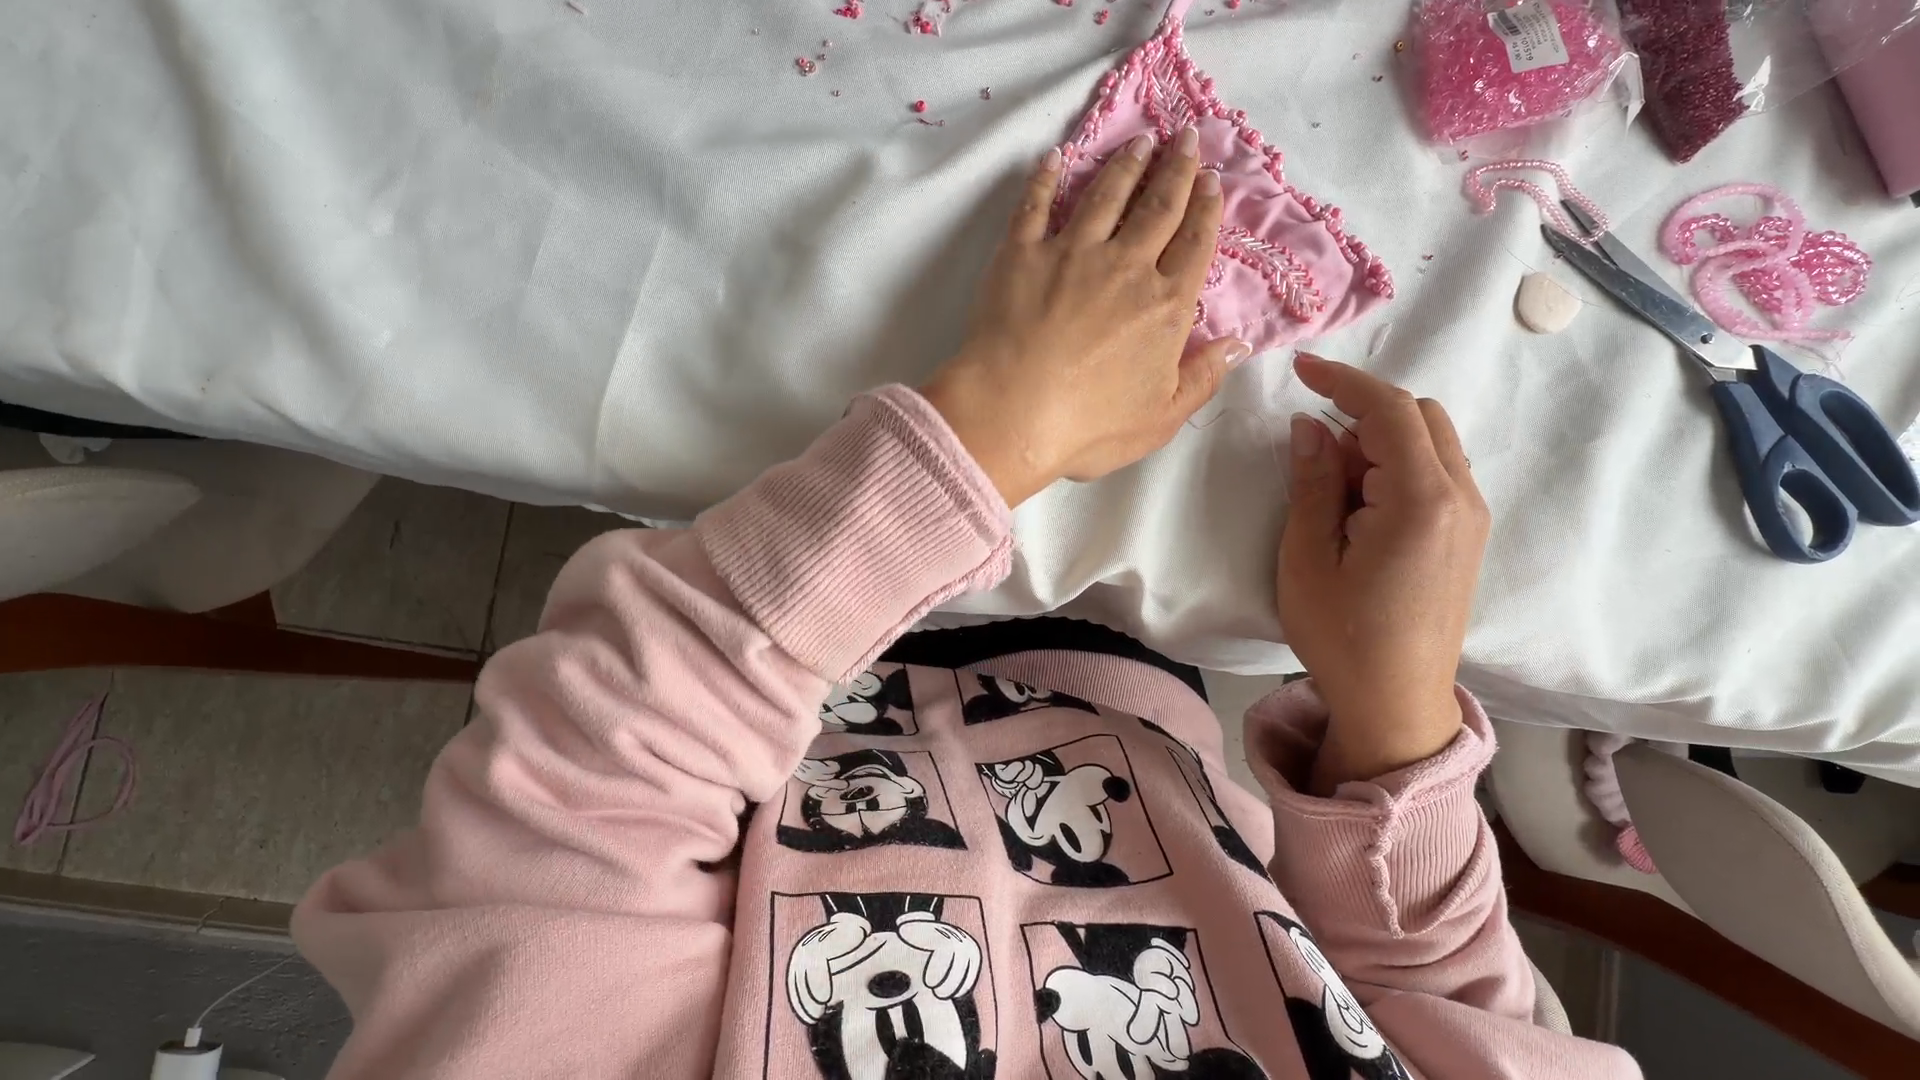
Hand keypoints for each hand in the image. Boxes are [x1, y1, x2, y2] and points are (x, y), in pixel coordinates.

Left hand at [920, 129, 1248, 506]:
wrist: (1012, 414)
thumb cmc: (1089, 426)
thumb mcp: (1160, 418)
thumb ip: (1202, 379)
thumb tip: (1239, 344)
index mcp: (1165, 306)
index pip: (1194, 245)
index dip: (1205, 210)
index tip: (1211, 180)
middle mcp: (1125, 268)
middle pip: (1158, 208)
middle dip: (1176, 170)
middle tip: (1186, 137)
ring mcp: (1071, 254)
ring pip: (1106, 196)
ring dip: (1125, 165)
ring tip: (1140, 141)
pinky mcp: (1022, 255)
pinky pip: (1036, 206)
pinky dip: (1046, 180)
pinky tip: (1054, 159)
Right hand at [1277, 355, 1489, 794]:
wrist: (1396, 703)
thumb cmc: (1341, 634)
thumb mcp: (1306, 558)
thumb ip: (1312, 484)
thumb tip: (1310, 427)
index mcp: (1421, 500)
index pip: (1390, 410)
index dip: (1344, 381)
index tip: (1301, 368)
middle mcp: (1462, 497)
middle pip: (1420, 417)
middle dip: (1364, 413)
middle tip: (1314, 450)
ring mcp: (1472, 517)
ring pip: (1432, 442)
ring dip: (1381, 440)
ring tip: (1333, 484)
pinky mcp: (1468, 536)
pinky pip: (1437, 472)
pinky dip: (1398, 465)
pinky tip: (1362, 503)